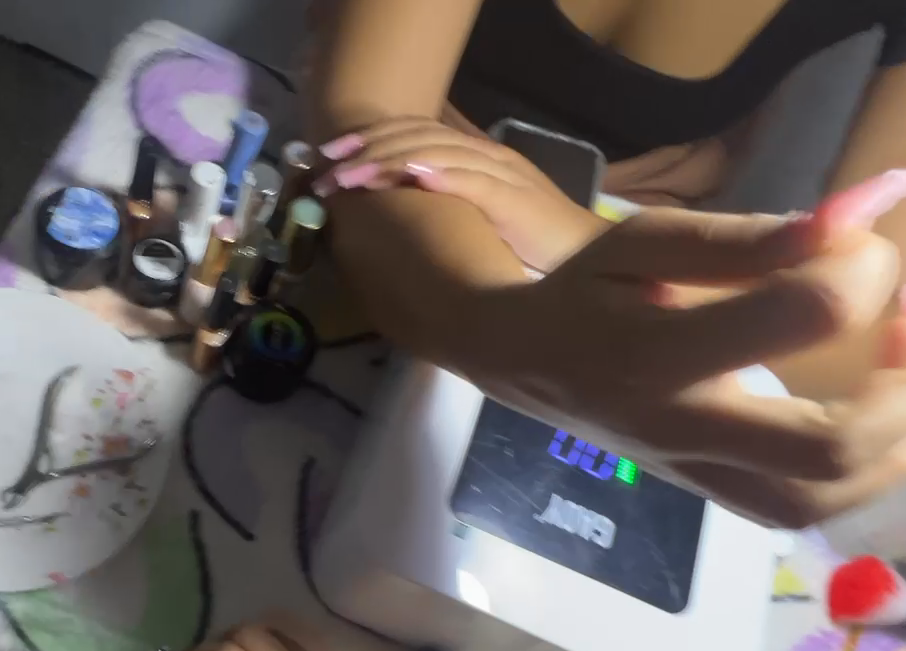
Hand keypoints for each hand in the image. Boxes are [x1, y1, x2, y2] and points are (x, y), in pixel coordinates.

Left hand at [313, 118, 599, 269]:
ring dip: (389, 161)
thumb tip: (393, 214)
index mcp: (471, 159)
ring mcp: (500, 174)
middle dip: (367, 150)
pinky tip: (412, 175)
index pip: (415, 135)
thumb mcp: (471, 220)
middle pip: (418, 138)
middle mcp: (483, 156)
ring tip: (350, 174)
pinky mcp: (514, 200)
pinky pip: (475, 181)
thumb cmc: (524, 245)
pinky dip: (442, 175)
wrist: (579, 260)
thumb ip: (439, 208)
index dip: (370, 141)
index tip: (329, 158)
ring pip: (437, 154)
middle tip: (325, 167)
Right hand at [317, 121, 905, 525]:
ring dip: (896, 441)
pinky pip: (795, 510)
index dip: (866, 260)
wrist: (520, 360)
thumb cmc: (580, 293)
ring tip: (897, 379)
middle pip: (833, 446)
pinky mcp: (697, 485)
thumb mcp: (647, 244)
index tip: (849, 236)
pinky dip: (859, 473)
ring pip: (819, 501)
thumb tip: (872, 208)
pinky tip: (860, 420)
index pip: (810, 311)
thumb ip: (750, 235)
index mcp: (656, 352)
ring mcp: (686, 468)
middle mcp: (675, 426)